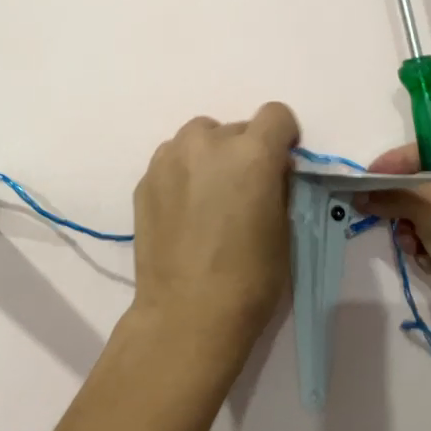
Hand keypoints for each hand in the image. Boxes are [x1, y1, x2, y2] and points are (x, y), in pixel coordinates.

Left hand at [130, 103, 299, 341]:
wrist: (187, 315)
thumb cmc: (250, 278)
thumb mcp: (285, 229)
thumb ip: (279, 186)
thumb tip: (272, 173)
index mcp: (252, 152)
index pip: (276, 115)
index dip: (283, 138)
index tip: (281, 166)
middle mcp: (208, 143)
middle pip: (235, 128)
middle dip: (245, 152)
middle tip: (244, 193)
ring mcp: (169, 159)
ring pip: (198, 139)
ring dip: (210, 157)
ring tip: (210, 199)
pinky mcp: (144, 181)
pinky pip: (172, 161)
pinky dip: (183, 175)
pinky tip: (185, 214)